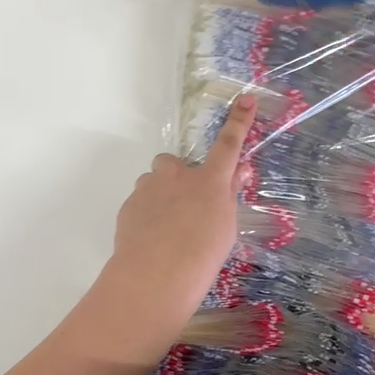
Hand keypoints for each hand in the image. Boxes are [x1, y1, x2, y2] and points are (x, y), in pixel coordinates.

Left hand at [105, 94, 256, 319]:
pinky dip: (147, 216)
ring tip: (169, 231)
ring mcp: (149, 188)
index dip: (239, 123)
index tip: (245, 98)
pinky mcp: (129, 205)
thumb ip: (230, 195)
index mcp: (209, 180)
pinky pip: (141, 203)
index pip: (229, 145)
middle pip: (175, 164)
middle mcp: (177, 175)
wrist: (155, 276)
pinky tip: (153, 241)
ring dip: (161, 197)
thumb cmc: (202, 255)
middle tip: (189, 209)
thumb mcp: (226, 226)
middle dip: (179, 179)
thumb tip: (239, 171)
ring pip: (155, 184)